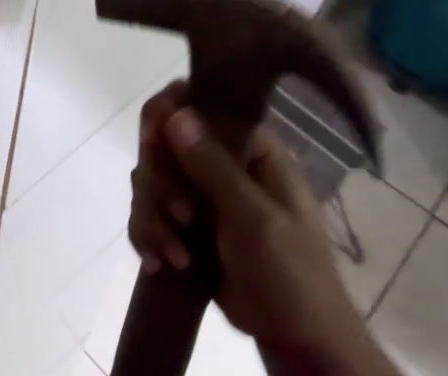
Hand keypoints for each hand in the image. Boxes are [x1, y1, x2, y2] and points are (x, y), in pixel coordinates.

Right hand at [131, 82, 393, 374]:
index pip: (198, 103)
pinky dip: (149, 236)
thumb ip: (212, 165)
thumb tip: (175, 112)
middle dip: (161, 184)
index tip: (154, 141)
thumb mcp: (254, 219)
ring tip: (175, 255)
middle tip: (181, 215)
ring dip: (154, 217)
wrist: (299, 343)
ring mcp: (202, 195)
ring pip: (150, 181)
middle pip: (162, 144)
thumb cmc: (292, 276)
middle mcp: (223, 163)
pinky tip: (161, 263)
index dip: (168, 114)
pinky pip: (149, 214)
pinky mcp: (186, 226)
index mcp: (251, 150)